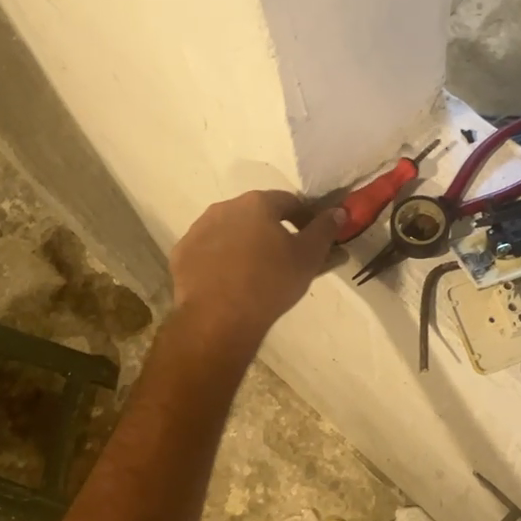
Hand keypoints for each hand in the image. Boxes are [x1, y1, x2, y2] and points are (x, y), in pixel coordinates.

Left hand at [169, 190, 343, 348]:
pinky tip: (229, 281)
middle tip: (285, 256)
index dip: (304, 218)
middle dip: (272, 230)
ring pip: (229, 231)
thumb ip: (325, 230)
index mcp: (258, 203)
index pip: (289, 202)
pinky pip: (208, 251)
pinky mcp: (182, 254)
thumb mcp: (309, 257)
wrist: (219, 318)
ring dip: (244, 243)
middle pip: (256, 214)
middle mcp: (225, 208)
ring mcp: (199, 230)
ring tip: (255, 271)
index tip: (313, 238)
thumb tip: (339, 211)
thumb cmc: (270, 282)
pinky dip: (220, 260)